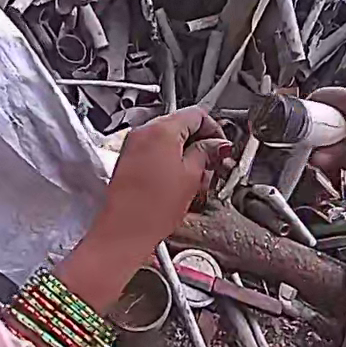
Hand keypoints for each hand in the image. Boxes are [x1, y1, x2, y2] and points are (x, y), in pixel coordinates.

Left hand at [57, 107, 230, 311]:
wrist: (123, 231)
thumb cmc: (151, 208)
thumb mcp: (191, 177)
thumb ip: (206, 153)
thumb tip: (216, 145)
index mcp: (161, 130)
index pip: (197, 114)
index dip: (214, 130)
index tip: (222, 147)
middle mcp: (143, 132)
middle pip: (181, 125)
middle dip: (201, 143)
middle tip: (214, 164)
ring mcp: (133, 146)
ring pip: (169, 139)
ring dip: (186, 153)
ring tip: (197, 178)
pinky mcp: (129, 161)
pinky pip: (155, 152)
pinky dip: (170, 161)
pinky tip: (180, 182)